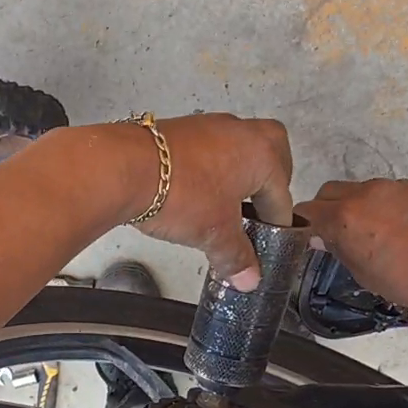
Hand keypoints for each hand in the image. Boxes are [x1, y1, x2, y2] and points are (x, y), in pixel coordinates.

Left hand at [112, 114, 293, 291]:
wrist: (125, 169)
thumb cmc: (182, 196)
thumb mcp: (215, 234)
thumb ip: (236, 257)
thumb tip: (249, 280)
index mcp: (263, 154)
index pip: (281, 195)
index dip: (277, 224)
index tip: (269, 243)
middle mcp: (241, 131)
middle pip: (271, 155)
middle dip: (271, 183)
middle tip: (261, 212)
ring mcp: (210, 126)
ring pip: (238, 150)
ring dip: (240, 175)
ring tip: (229, 208)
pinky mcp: (182, 129)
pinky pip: (210, 151)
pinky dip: (213, 171)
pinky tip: (199, 195)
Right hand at [295, 179, 407, 315]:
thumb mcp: (365, 274)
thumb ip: (339, 251)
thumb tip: (325, 240)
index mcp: (346, 216)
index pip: (307, 211)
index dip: (303, 226)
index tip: (307, 237)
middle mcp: (368, 194)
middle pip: (330, 192)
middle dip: (326, 211)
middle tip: (333, 235)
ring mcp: (396, 187)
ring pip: (361, 191)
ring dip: (357, 208)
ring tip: (369, 237)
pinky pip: (389, 193)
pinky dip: (384, 207)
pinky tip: (396, 233)